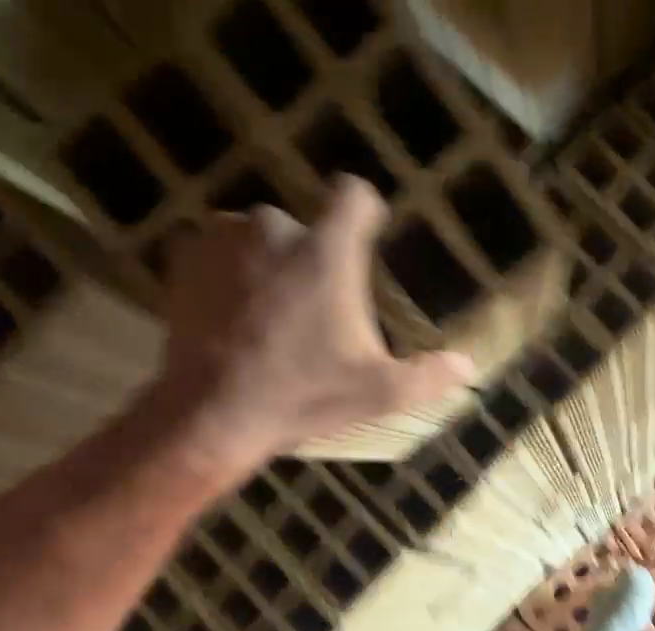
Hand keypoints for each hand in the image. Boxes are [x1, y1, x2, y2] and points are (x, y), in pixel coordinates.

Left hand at [150, 176, 472, 479]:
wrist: (212, 412)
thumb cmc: (304, 395)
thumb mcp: (379, 393)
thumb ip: (429, 375)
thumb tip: (469, 367)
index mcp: (327, 250)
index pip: (353, 194)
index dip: (365, 211)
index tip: (367, 233)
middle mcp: (275, 227)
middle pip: (305, 228)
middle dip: (311, 260)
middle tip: (311, 312)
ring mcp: (224, 237)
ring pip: (258, 239)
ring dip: (266, 265)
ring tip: (267, 318)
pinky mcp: (185, 256)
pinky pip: (217, 253)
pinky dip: (227, 275)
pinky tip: (230, 317)